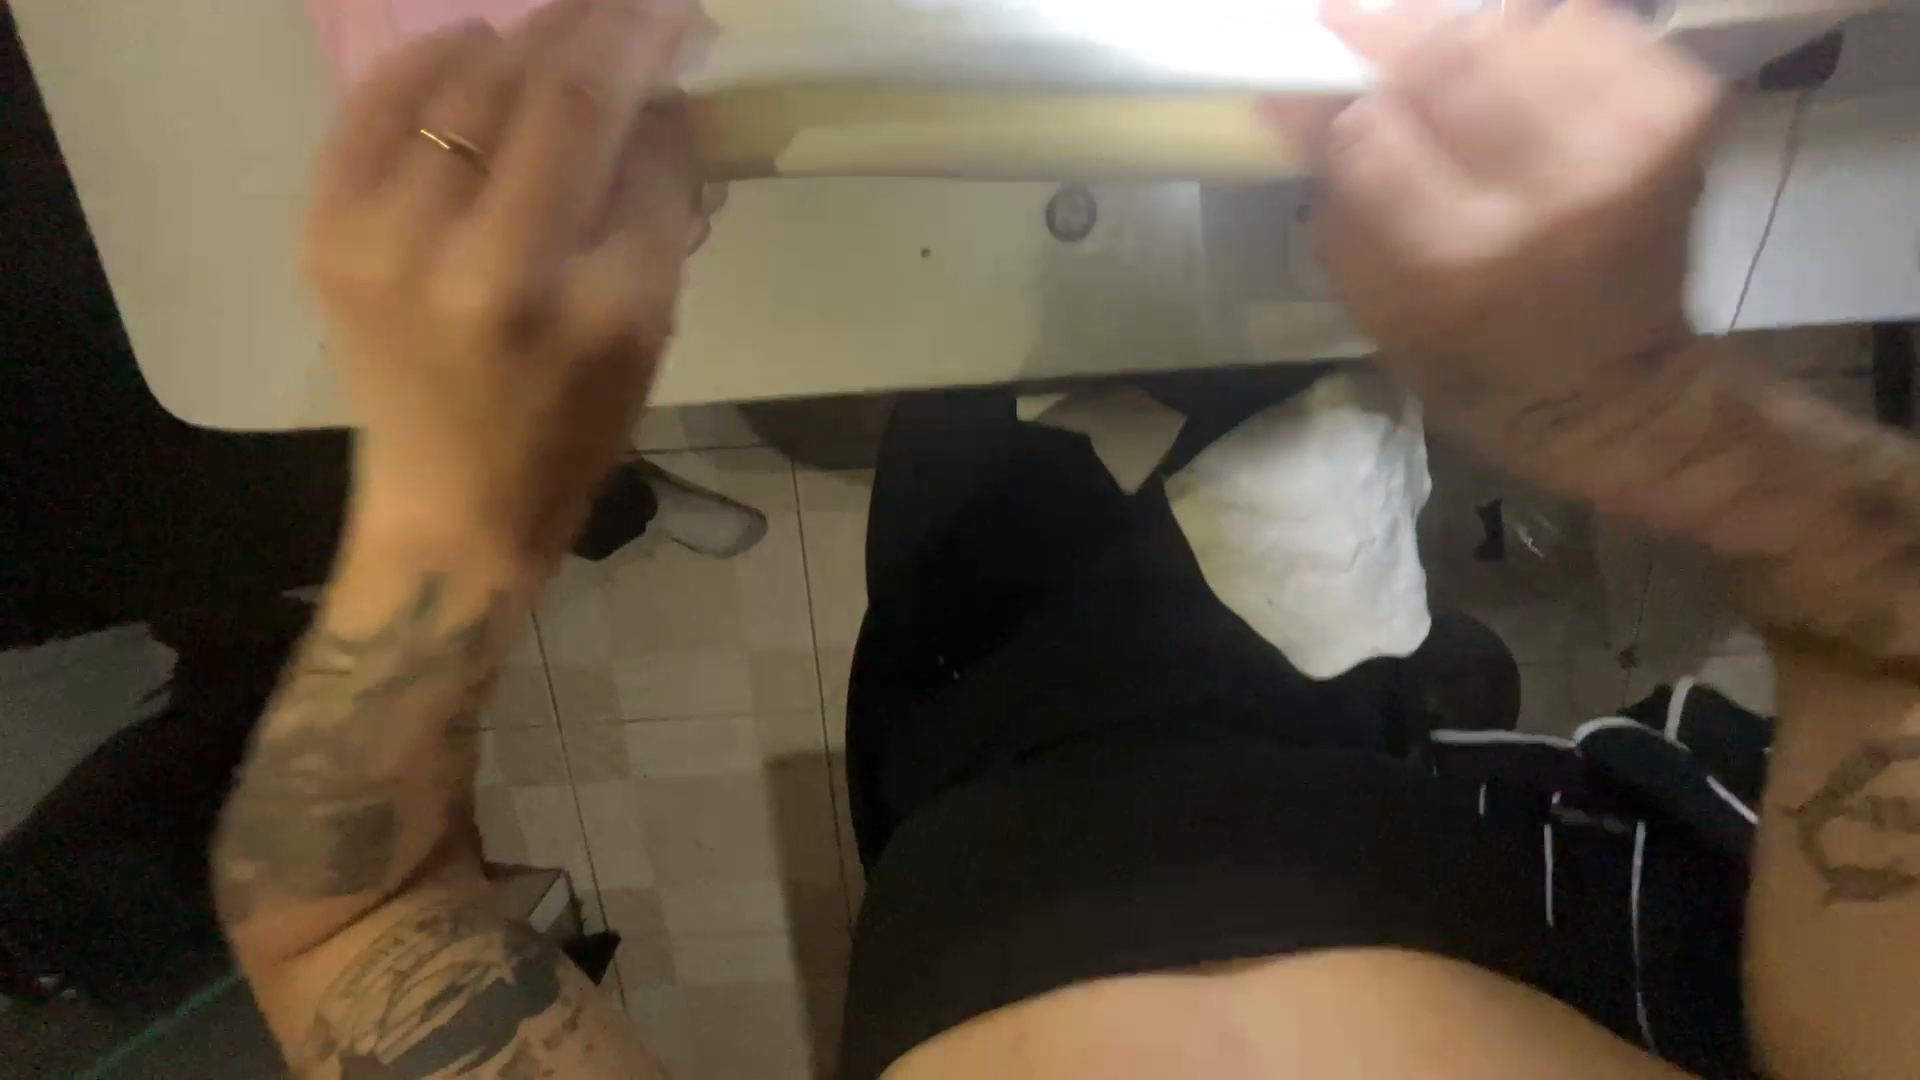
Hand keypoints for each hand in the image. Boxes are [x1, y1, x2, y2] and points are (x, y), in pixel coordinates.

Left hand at [304, 0, 696, 562]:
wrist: (456, 503)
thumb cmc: (574, 437)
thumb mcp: (647, 346)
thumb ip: (657, 225)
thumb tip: (662, 113)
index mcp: (596, 315)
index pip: (641, 160)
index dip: (661, 76)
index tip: (681, 27)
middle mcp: (494, 270)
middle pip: (559, 98)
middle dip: (610, 27)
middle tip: (642, 1)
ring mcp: (394, 245)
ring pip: (472, 82)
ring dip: (535, 35)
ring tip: (574, 26)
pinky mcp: (325, 234)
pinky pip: (379, 103)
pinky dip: (434, 54)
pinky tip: (479, 39)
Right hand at [1295, 0, 1722, 407]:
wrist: (1601, 383)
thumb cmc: (1460, 359)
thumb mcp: (1370, 305)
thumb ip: (1334, 200)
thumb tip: (1291, 101)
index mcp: (1455, 256)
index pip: (1371, 132)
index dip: (1328, 93)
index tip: (1300, 71)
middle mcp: (1549, 188)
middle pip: (1450, 56)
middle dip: (1384, 29)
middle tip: (1345, 19)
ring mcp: (1628, 137)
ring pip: (1516, 23)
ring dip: (1453, 29)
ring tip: (1421, 53)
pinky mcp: (1681, 104)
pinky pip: (1584, 23)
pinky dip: (1526, 33)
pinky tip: (1499, 68)